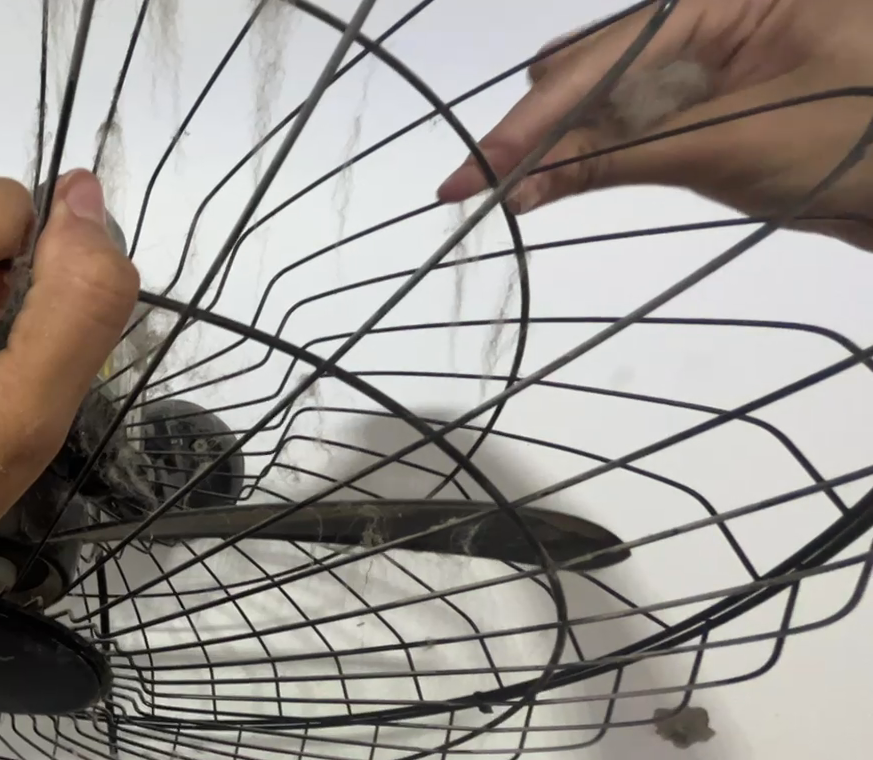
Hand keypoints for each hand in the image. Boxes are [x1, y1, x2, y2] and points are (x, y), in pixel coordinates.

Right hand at [438, 0, 872, 249]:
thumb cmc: (858, 141)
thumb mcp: (730, 143)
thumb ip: (614, 158)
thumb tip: (513, 190)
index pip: (603, 55)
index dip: (529, 120)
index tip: (469, 175)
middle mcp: (707, 20)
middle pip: (583, 68)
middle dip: (532, 129)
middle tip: (485, 190)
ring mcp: (699, 63)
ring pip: (589, 102)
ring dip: (546, 151)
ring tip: (505, 196)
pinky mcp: (692, 105)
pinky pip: (612, 129)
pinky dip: (574, 162)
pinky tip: (540, 188)